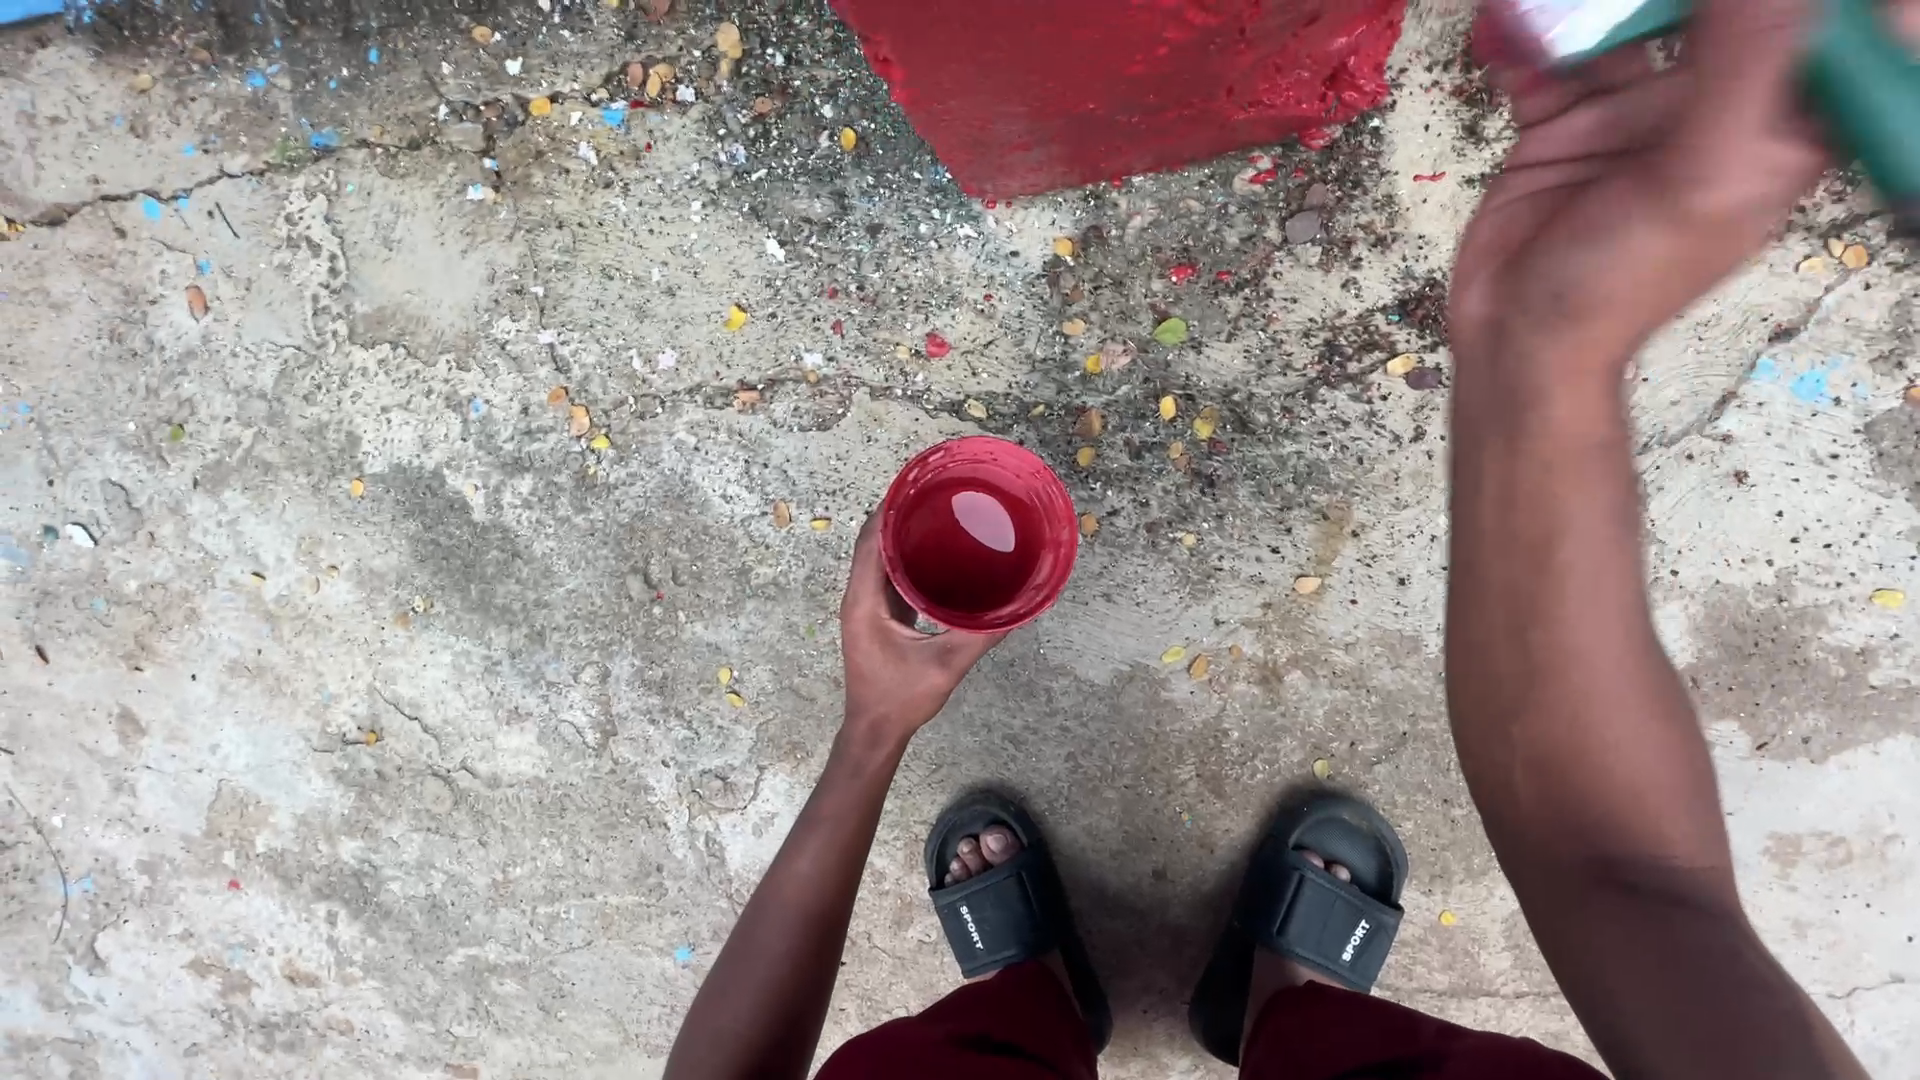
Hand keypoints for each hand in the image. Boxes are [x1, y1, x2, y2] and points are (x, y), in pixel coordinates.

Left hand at [838, 509, 1005, 743]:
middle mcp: (858, 596)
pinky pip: (886, 574)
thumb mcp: (946, 666)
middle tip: (938, 495)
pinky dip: (904, 557)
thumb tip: (1021, 607)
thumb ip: (981, 635)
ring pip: (877, 556)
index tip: (919, 485)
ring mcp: (865, 605)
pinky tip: (934, 553)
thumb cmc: (901, 699)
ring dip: (900, 534)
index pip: (870, 540)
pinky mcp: (876, 615)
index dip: (890, 509)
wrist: (875, 732)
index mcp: (864, 600)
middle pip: (871, 540)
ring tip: (939, 514)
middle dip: (898, 513)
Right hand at [1448, 0, 1880, 373]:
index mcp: (1779, 114)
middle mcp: (1707, 103)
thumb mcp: (1702, 179)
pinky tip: (1501, 29)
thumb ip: (1744, 67)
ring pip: (1617, 27)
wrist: (1513, 340)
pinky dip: (1522, 44)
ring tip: (1534, 1)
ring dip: (1576, 9)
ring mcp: (1625, 115)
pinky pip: (1546, 67)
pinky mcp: (1557, 129)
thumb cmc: (1617, 282)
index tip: (1713, 3)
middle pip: (1707, 9)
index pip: (1822, 15)